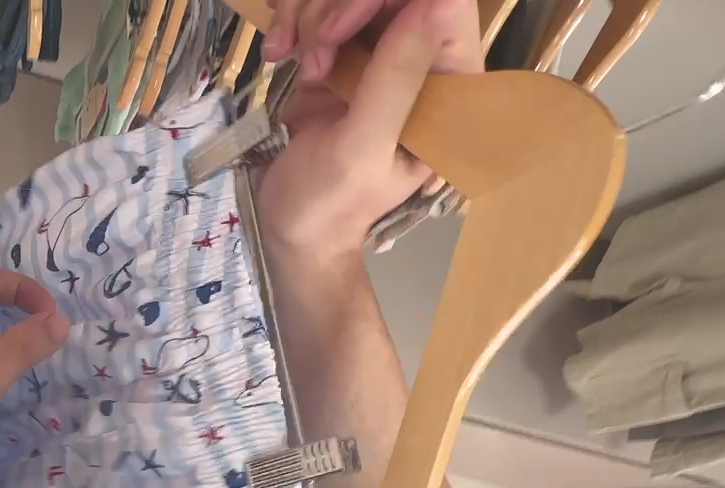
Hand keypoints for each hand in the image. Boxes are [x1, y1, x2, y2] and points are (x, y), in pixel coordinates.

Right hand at [255, 0, 481, 264]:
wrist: (285, 228)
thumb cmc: (329, 206)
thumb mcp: (362, 150)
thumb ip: (396, 80)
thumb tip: (434, 0)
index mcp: (448, 84)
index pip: (439, 3)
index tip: (333, 31)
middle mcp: (418, 60)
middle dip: (337, 9)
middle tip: (309, 59)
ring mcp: (377, 56)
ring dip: (310, 16)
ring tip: (288, 60)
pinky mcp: (339, 57)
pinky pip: (320, 12)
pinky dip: (293, 23)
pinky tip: (277, 52)